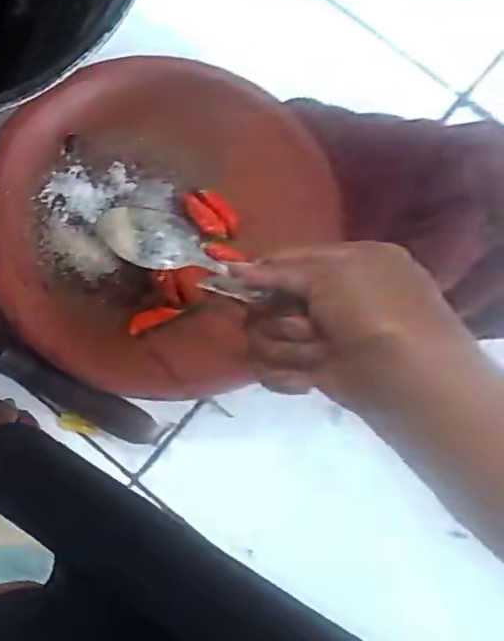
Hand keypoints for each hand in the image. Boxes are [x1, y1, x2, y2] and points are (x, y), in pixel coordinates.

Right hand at [233, 243, 488, 416]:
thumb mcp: (331, 275)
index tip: (245, 287)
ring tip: (319, 354)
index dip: (258, 275)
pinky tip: (310, 376)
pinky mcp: (308, 363)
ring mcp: (319, 333)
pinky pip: (267, 363)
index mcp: (349, 265)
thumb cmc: (378, 316)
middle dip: (273, 317)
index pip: (277, 261)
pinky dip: (284, 371)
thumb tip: (229, 270)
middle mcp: (333, 296)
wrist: (411, 379)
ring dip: (284, 346)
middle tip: (303, 327)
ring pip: (260, 333)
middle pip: (261, 301)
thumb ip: (276, 270)